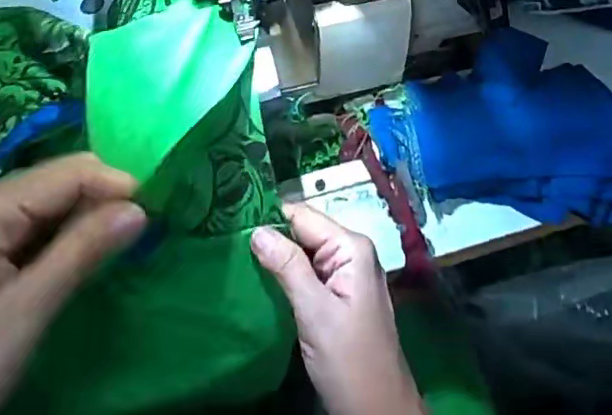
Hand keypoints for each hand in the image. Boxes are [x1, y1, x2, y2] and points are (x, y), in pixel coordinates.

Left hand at [0, 153, 147, 414]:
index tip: (156, 210)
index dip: (115, 184)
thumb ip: (83, 251)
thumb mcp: (25, 311)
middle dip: (103, 198)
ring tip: (124, 241)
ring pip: (52, 208)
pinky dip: (67, 240)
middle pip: (60, 183)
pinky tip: (85, 256)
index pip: (69, 173)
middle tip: (144, 228)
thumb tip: (141, 207)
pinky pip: (36, 233)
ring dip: (88, 219)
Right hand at [250, 202, 423, 414]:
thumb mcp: (315, 313)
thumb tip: (257, 229)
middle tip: (232, 241)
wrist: (379, 411)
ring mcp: (346, 275)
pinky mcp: (338, 297)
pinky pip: (308, 274)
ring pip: (304, 253)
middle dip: (272, 236)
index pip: (304, 216)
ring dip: (277, 257)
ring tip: (239, 257)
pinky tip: (263, 281)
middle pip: (304, 232)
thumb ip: (288, 268)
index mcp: (351, 247)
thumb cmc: (349, 361)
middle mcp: (351, 253)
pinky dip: (287, 276)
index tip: (235, 221)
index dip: (271, 217)